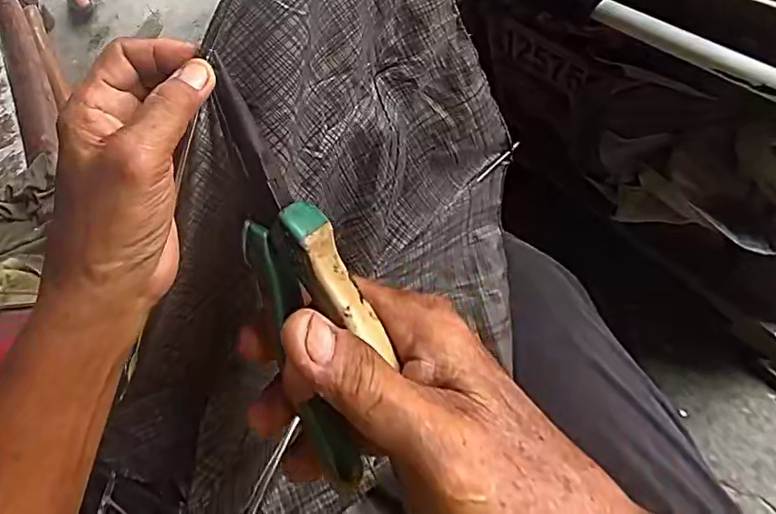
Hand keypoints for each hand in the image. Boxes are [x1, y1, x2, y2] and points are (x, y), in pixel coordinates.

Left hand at [47, 38, 213, 319]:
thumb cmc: (110, 226)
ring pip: (167, 103)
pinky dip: (200, 123)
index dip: (160, 51)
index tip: (199, 61)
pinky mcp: (160, 169)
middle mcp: (112, 121)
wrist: (111, 294)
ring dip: (193, 97)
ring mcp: (136, 146)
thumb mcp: (137, 157)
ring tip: (225, 98)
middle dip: (180, 71)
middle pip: (148, 75)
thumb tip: (201, 69)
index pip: (125, 56)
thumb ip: (169, 108)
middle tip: (218, 80)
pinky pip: (181, 132)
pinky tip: (221, 124)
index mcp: (91, 109)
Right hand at [242, 281, 638, 512]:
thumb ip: (364, 380)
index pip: (341, 288)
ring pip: (342, 374)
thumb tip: (301, 327)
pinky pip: (359, 408)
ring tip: (280, 431)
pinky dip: (330, 428)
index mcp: (422, 326)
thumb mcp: (430, 433)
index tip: (257, 328)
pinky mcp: (415, 420)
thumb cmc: (518, 487)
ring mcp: (416, 383)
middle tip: (266, 397)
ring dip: (307, 401)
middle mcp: (417, 344)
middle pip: (334, 333)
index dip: (294, 302)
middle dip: (294, 364)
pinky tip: (316, 456)